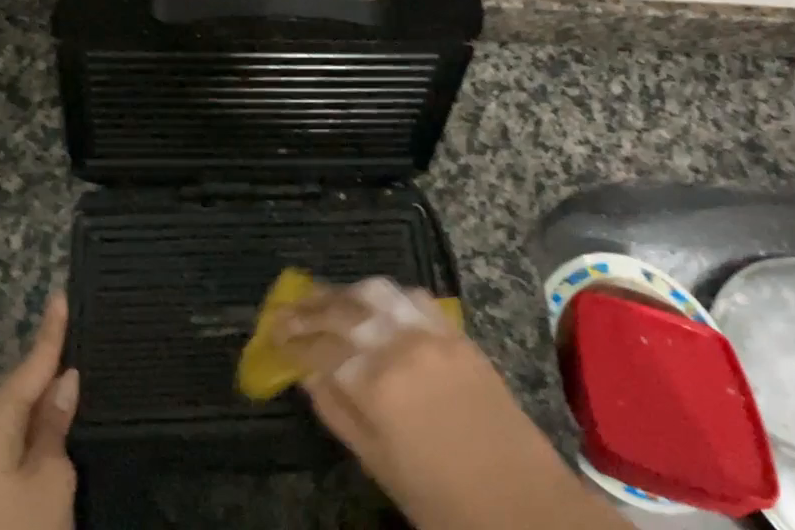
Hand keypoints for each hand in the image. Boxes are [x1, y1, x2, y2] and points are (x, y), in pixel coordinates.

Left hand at [0, 294, 80, 529]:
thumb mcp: (52, 480)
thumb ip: (55, 426)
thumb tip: (63, 383)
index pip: (29, 369)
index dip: (50, 334)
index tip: (60, 296)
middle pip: (16, 392)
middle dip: (45, 372)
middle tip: (74, 341)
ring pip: (9, 419)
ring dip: (37, 405)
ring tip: (68, 383)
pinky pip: (2, 442)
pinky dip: (26, 430)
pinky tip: (46, 427)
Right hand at [277, 279, 627, 529]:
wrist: (523, 503)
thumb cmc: (441, 498)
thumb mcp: (377, 463)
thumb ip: (338, 411)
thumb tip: (307, 373)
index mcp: (376, 385)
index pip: (319, 347)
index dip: (291, 338)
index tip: (272, 333)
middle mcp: (401, 346)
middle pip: (343, 310)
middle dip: (309, 307)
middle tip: (287, 310)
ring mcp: (433, 335)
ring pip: (377, 291)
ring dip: (344, 291)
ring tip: (323, 298)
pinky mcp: (458, 334)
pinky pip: (413, 297)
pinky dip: (385, 294)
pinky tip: (374, 303)